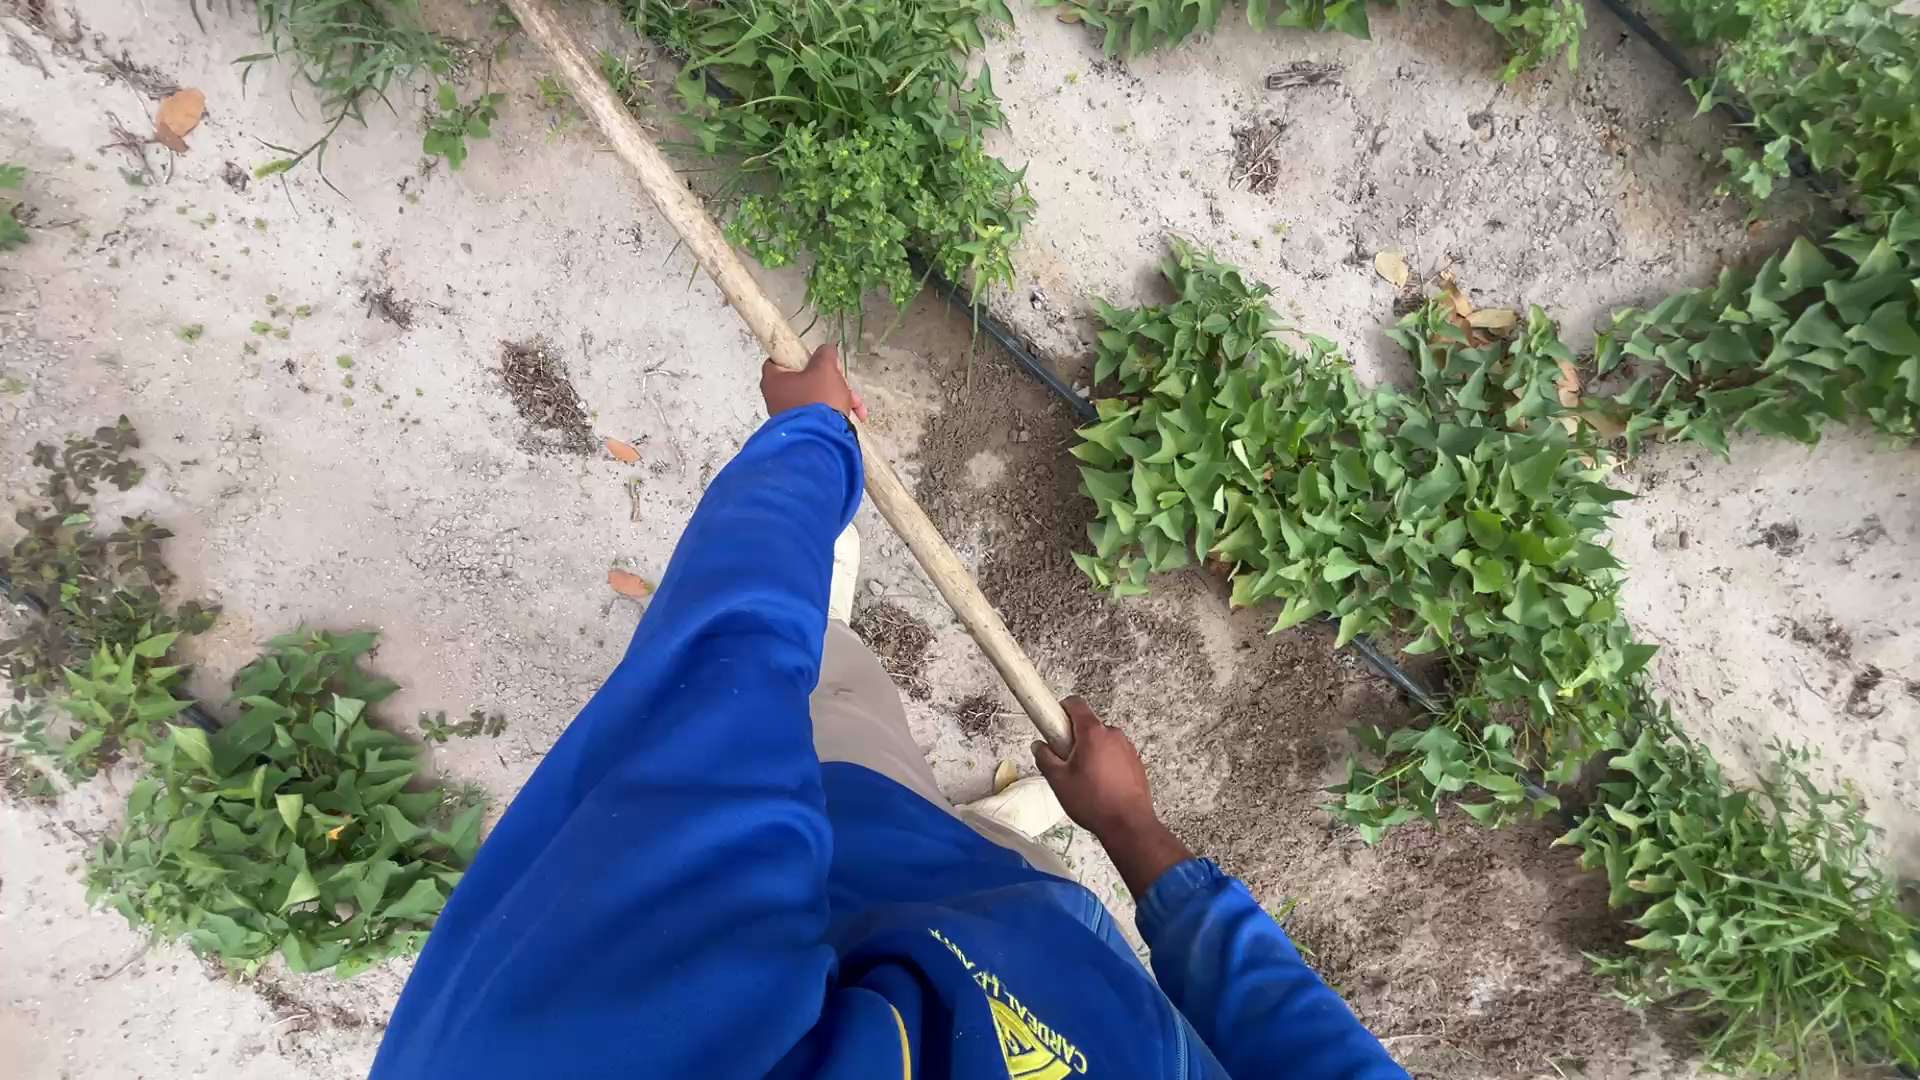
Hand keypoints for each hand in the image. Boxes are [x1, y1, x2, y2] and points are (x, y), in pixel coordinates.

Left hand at [761, 343, 867, 421]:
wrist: (821, 441)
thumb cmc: (819, 399)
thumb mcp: (826, 370)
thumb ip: (826, 354)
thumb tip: (826, 349)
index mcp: (774, 379)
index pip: (779, 359)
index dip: (798, 356)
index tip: (816, 360)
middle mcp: (776, 398)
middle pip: (805, 380)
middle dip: (832, 382)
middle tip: (845, 385)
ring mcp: (789, 416)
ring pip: (816, 398)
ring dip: (840, 398)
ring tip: (858, 406)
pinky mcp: (803, 429)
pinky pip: (819, 415)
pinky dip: (835, 414)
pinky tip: (856, 417)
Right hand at [1034, 698, 1191, 897]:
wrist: (1129, 825)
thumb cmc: (1092, 801)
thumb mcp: (1058, 780)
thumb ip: (1045, 757)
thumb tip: (1039, 746)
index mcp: (1093, 732)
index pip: (1075, 703)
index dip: (1060, 710)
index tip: (1054, 726)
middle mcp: (1113, 734)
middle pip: (1088, 725)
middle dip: (1075, 738)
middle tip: (1067, 762)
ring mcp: (1128, 747)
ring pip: (1102, 741)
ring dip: (1092, 751)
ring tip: (1085, 779)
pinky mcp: (1136, 762)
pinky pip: (1115, 754)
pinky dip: (1106, 763)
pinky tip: (1102, 786)